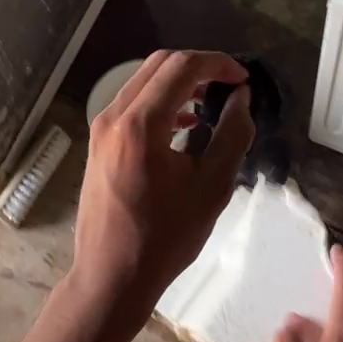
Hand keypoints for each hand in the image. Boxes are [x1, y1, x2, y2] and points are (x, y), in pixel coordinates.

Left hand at [73, 50, 253, 314]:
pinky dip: (162, 99)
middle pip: (160, 64)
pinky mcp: (99, 142)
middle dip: (200, 66)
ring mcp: (102, 128)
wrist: (111, 277)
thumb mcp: (213, 187)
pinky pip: (133, 102)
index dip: (218, 64)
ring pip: (144, 80)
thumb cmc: (165, 237)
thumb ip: (232, 134)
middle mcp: (114, 116)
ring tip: (213, 101)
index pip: (182, 66)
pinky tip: (186, 123)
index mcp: (141, 124)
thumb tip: (241, 98)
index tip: (243, 80)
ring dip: (181, 82)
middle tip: (231, 85)